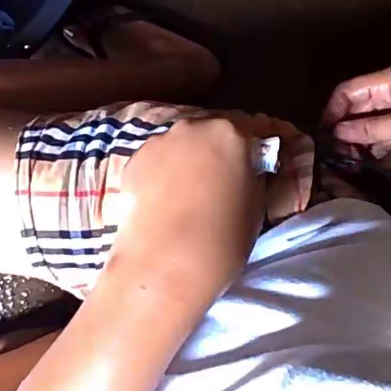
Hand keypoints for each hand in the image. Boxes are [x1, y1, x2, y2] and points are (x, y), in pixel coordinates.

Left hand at [106, 116, 265, 306]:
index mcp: (230, 133)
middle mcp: (192, 127)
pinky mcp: (133, 160)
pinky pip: (156, 160)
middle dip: (218, 151)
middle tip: (222, 180)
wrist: (164, 263)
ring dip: (187, 159)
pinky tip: (163, 199)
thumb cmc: (222, 238)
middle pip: (211, 132)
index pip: (252, 129)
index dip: (255, 148)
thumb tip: (247, 168)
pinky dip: (162, 172)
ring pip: (180, 144)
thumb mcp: (256, 203)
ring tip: (188, 193)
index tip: (256, 163)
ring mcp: (158, 141)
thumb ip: (252, 174)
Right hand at [321, 65, 390, 158]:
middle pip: (359, 104)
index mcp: (390, 80)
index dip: (332, 110)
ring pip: (373, 118)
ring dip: (361, 136)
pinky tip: (371, 157)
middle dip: (345, 125)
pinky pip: (389, 128)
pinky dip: (379, 140)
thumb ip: (368, 129)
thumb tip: (337, 133)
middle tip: (335, 151)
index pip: (347, 90)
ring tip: (350, 158)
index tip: (324, 135)